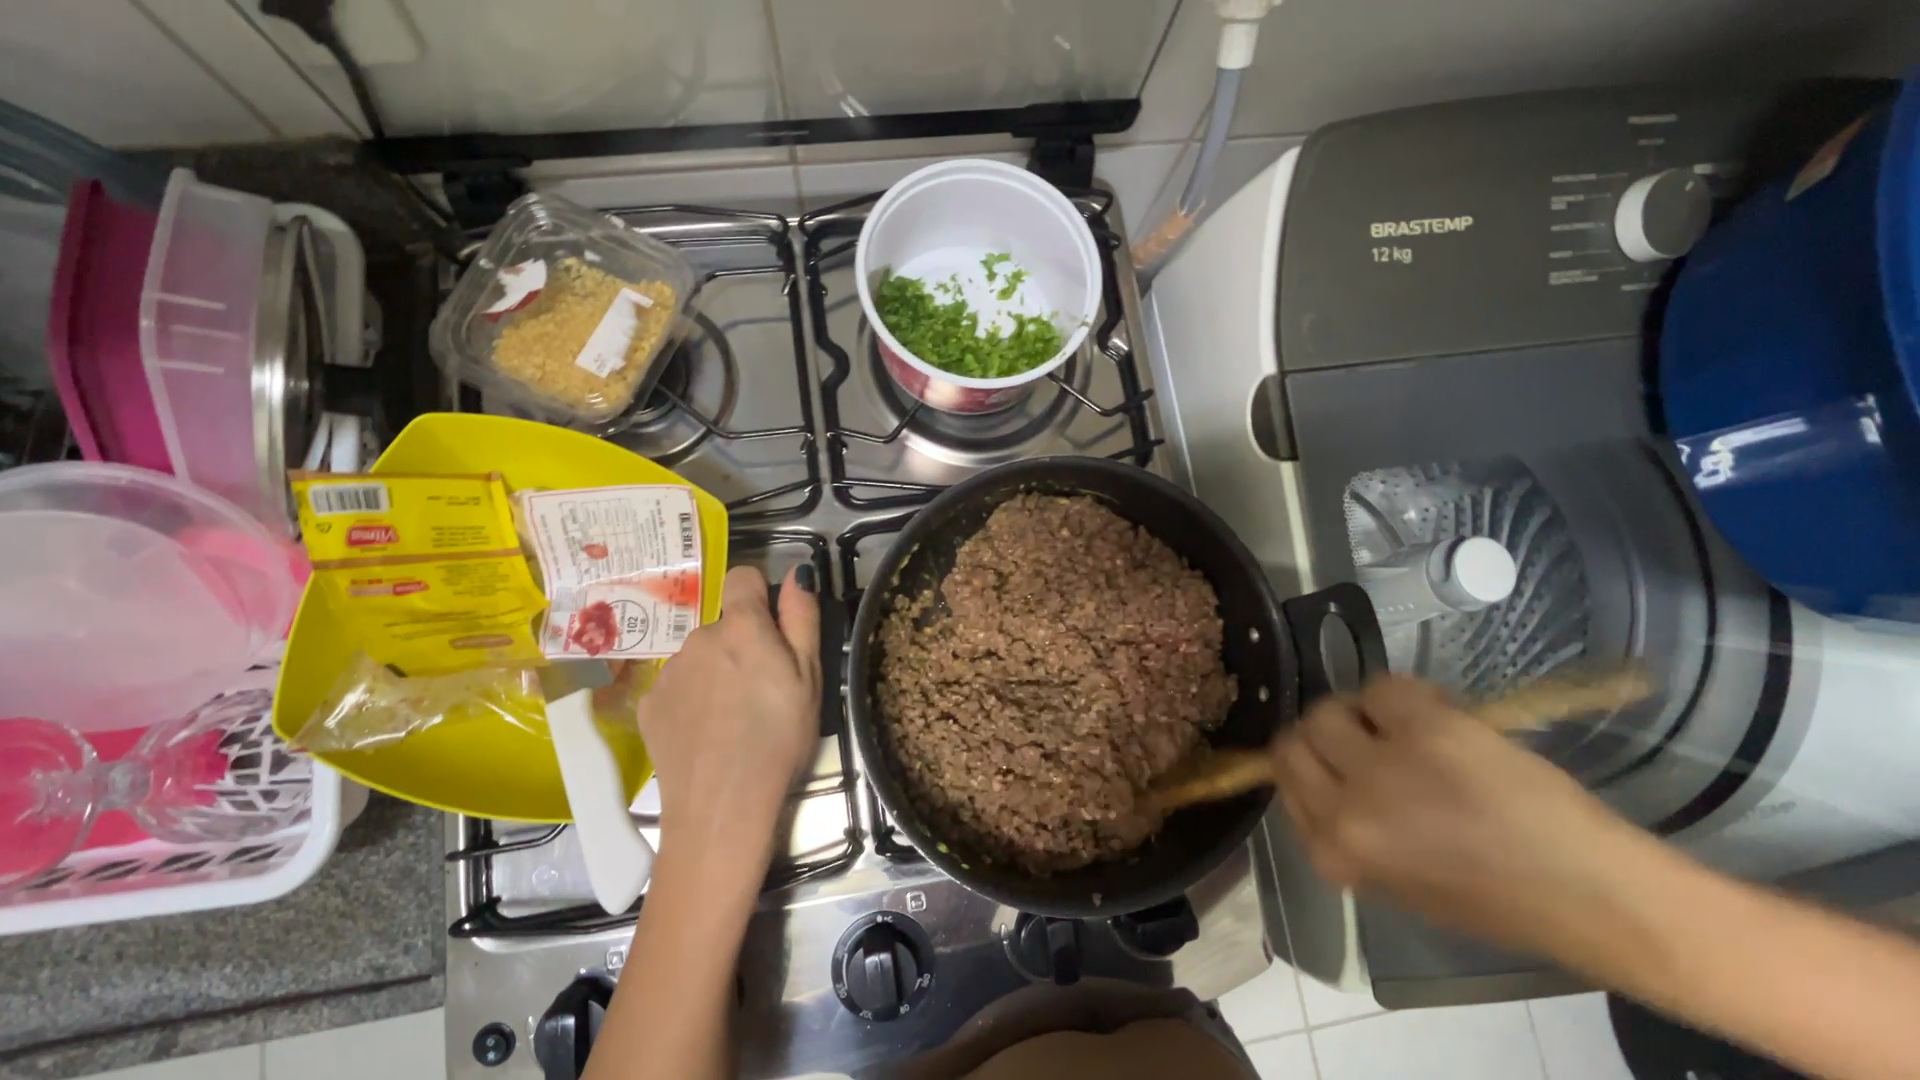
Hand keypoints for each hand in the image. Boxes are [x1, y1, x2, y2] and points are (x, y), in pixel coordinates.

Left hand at [636, 565, 820, 851]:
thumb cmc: (778, 738)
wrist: (721, 805)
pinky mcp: (650, 703)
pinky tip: (708, 733)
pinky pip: (677, 686)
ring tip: (734, 717)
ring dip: (716, 671)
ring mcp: (669, 671)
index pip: (742, 577)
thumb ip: (801, 617)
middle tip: (762, 688)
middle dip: (741, 644)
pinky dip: (692, 700)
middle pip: (723, 624)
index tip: (774, 629)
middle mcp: (698, 638)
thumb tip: (796, 572)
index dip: (760, 595)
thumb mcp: (809, 677)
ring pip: (699, 656)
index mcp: (742, 627)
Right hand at [1270, 675, 1647, 952]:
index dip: (1309, 766)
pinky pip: (1383, 687)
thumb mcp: (1393, 881)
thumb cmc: (1495, 899)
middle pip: (1296, 739)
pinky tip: (1433, 718)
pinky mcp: (1429, 728)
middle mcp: (1346, 806)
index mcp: (1333, 851)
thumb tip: (1326, 780)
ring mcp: (1385, 764)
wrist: (1585, 890)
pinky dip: (1401, 696)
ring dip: (1357, 714)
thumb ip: (1346, 831)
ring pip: (1329, 709)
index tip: (1335, 764)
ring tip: (1399, 729)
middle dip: (1326, 737)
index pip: (1284, 780)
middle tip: (1365, 741)